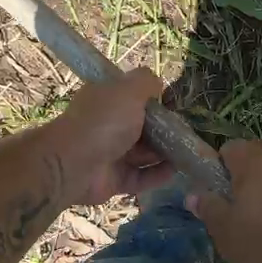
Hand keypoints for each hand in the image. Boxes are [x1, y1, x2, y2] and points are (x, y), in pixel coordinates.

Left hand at [43, 69, 177, 204]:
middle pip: (142, 127)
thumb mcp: (128, 90)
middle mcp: (108, 126)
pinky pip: (141, 177)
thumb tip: (158, 84)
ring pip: (144, 154)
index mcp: (107, 100)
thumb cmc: (103, 121)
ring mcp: (111, 155)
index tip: (174, 106)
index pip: (133, 98)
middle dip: (164, 130)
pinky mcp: (115, 180)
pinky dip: (158, 174)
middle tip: (186, 132)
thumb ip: (146, 82)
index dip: (154, 101)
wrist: (73, 164)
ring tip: (188, 151)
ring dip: (165, 153)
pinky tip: (176, 170)